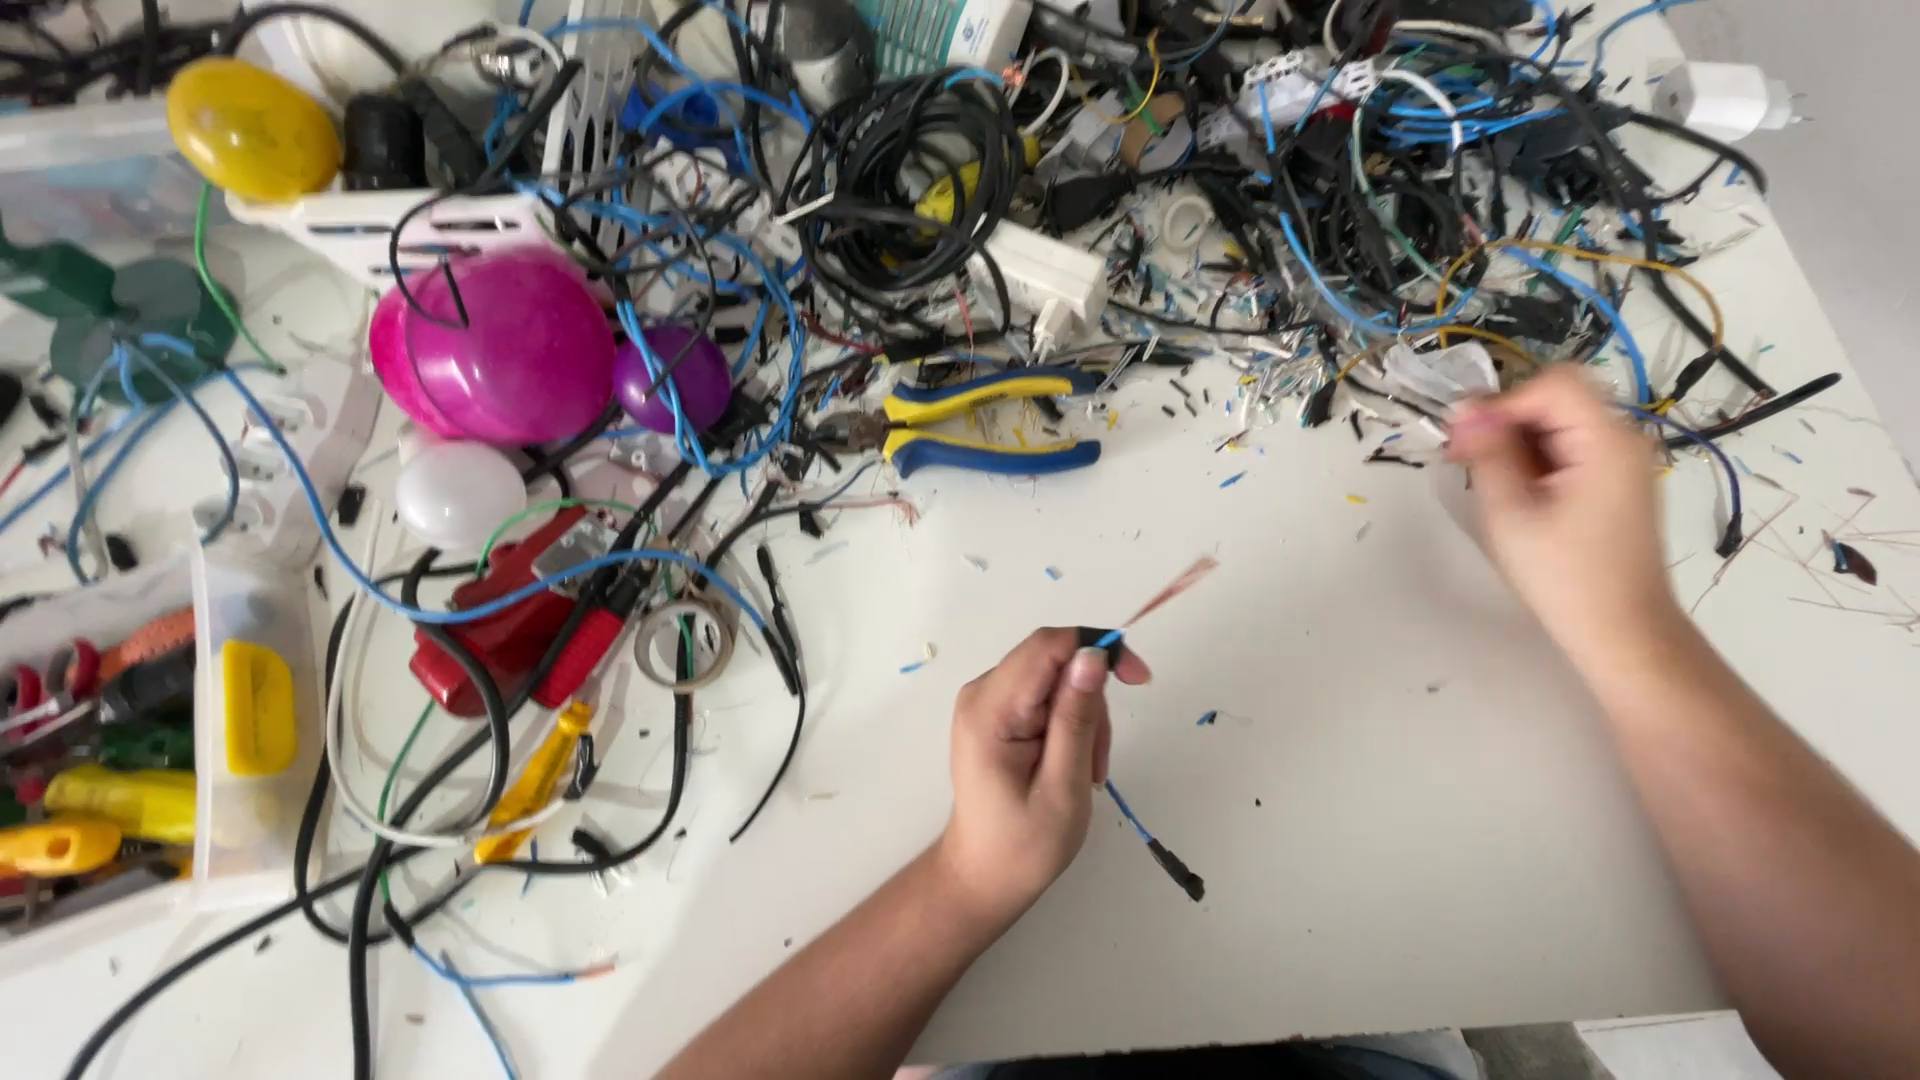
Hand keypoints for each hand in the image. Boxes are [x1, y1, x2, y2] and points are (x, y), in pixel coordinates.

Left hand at [935, 628, 1152, 929]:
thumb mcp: (1063, 787)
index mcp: (990, 709)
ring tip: (1086, 773)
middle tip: (1100, 758)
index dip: (1097, 648)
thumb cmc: (1023, 846)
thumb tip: (1093, 655)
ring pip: (1055, 678)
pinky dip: (1070, 724)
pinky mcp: (997, 712)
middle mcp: (982, 693)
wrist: (984, 875)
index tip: (1138, 679)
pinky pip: (1045, 696)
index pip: (1047, 646)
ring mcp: (987, 701)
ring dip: (1084, 718)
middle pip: (1054, 660)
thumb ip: (1077, 718)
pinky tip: (1072, 764)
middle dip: (1091, 700)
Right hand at [1448, 366, 1680, 660]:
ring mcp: (1622, 460)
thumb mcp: (1510, 511)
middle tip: (1464, 458)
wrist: (1620, 628)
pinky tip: (1513, 491)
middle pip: (1556, 397)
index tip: (1463, 441)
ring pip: (1557, 421)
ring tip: (1486, 480)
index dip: (1501, 403)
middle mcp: (1624, 439)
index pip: (1551, 385)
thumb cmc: (1561, 574)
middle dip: (1504, 419)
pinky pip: (1567, 446)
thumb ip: (1488, 453)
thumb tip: (1464, 408)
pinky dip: (1533, 457)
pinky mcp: (1614, 480)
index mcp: (1607, 441)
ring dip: (1514, 440)